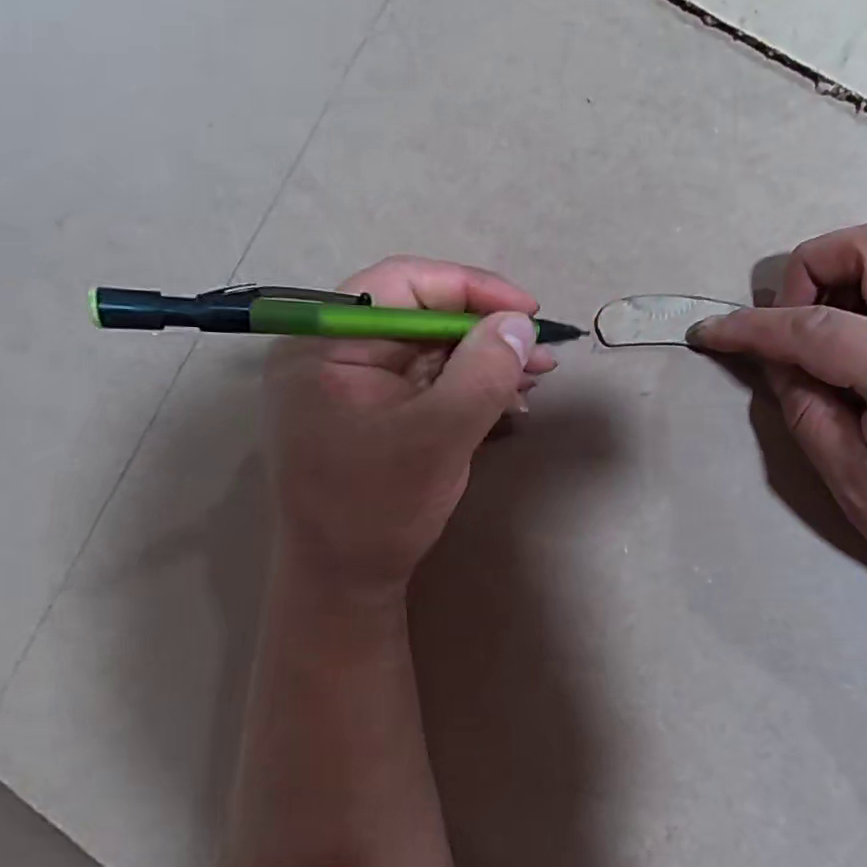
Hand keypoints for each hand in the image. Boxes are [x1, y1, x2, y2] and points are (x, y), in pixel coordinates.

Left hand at [264, 256, 557, 606]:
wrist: (343, 581)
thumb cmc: (375, 509)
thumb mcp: (437, 437)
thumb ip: (482, 375)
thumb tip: (519, 324)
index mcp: (325, 344)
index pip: (400, 285)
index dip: (469, 288)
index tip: (525, 311)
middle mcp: (334, 352)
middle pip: (418, 315)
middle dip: (484, 331)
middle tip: (540, 351)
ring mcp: (353, 383)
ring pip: (429, 349)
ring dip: (484, 360)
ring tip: (536, 376)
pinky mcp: (374, 410)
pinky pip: (426, 381)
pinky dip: (468, 386)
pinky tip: (509, 399)